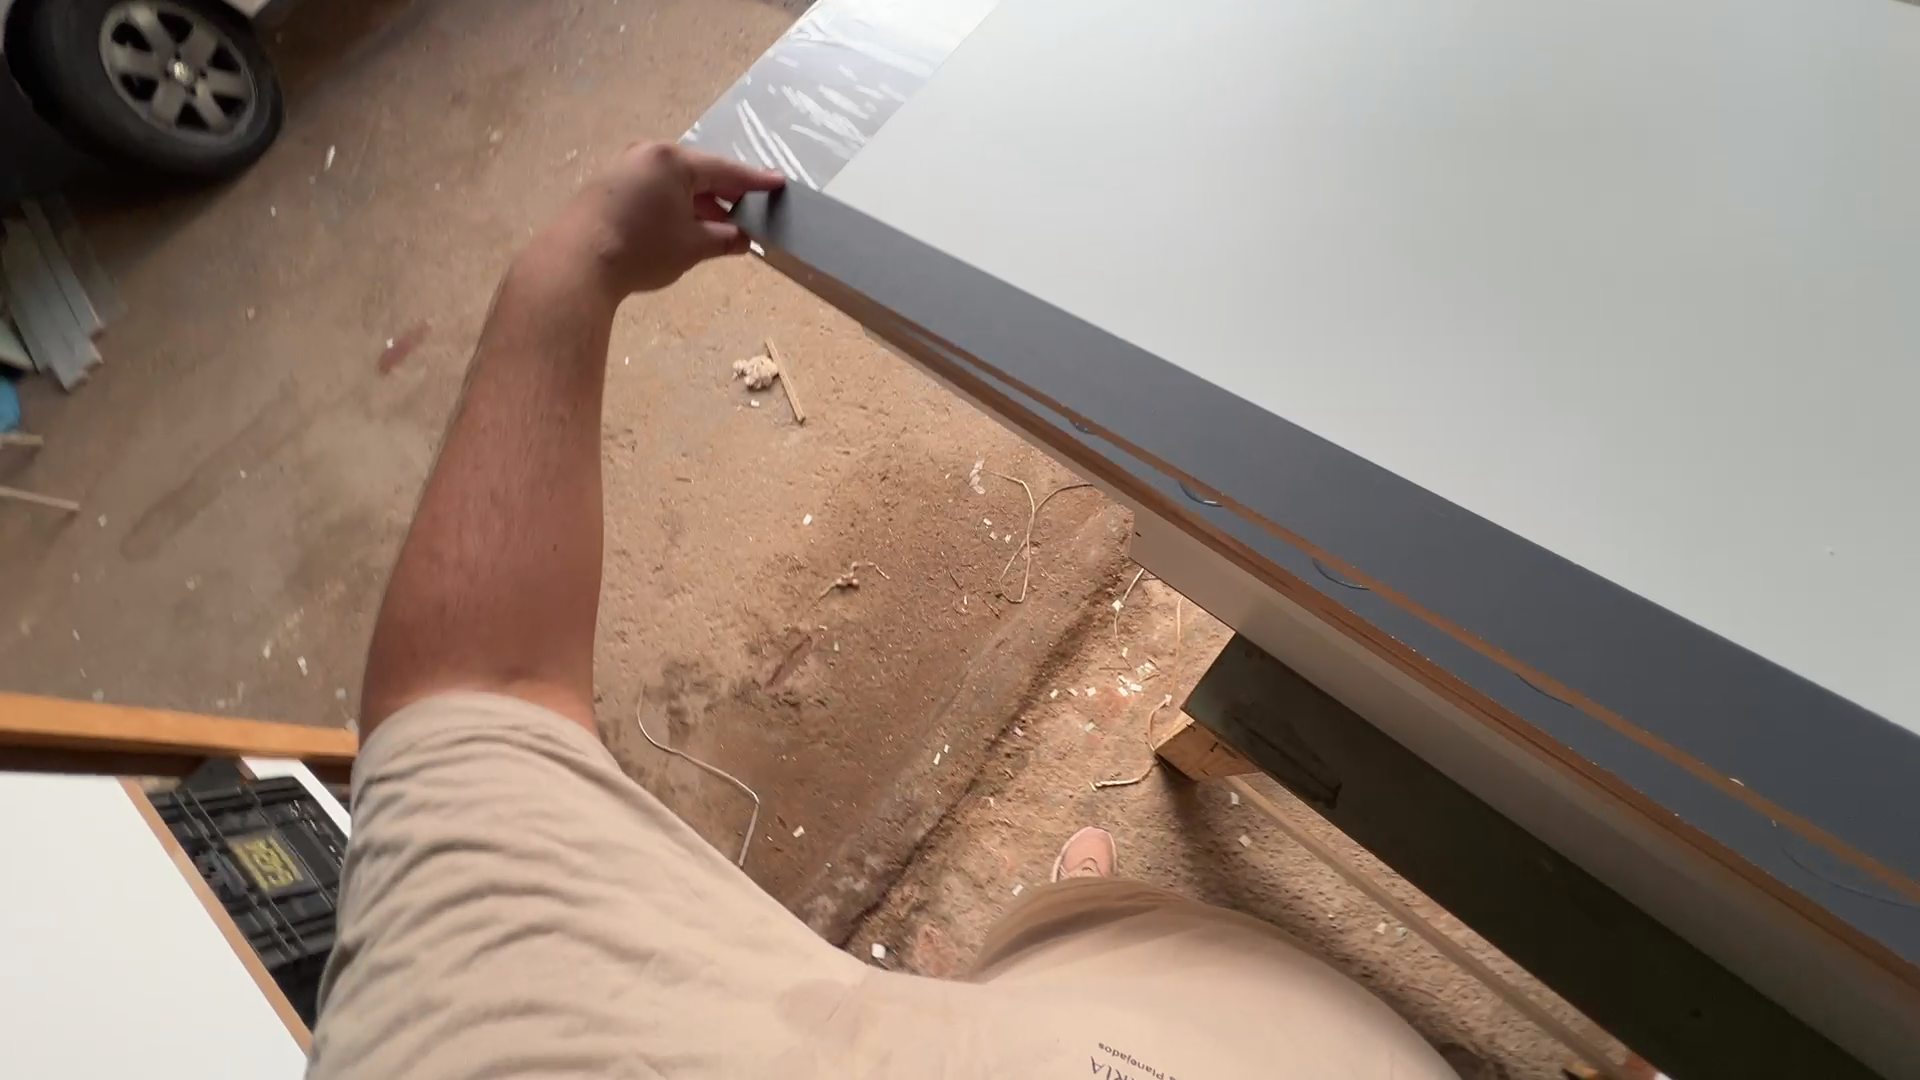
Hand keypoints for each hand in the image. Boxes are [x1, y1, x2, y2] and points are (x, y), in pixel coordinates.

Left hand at [546, 142, 785, 296]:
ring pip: (676, 183)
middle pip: (699, 173)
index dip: (755, 181)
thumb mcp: (694, 247)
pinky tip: (688, 226)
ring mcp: (626, 167)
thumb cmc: (643, 249)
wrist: (579, 261)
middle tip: (751, 208)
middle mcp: (648, 154)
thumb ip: (724, 239)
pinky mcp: (611, 186)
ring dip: (702, 203)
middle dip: (726, 193)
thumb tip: (742, 238)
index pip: (725, 171)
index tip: (778, 182)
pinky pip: (656, 190)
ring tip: (723, 225)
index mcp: (673, 162)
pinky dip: (678, 205)